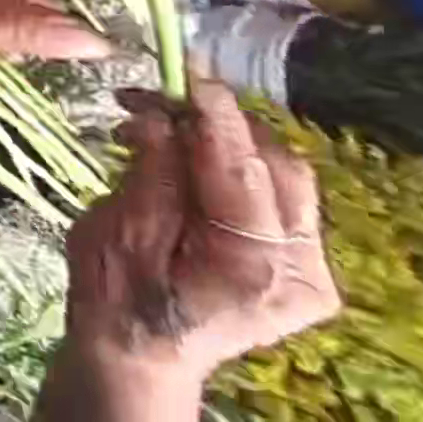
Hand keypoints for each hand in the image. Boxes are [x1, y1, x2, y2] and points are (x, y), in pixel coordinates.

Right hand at [63, 79, 341, 385]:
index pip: (244, 175)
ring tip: (151, 118)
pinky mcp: (291, 256)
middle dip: (218, 123)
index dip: (217, 121)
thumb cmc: (115, 293)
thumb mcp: (119, 230)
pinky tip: (173, 149)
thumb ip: (150, 175)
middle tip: (153, 95)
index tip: (188, 75)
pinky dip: (221, 159)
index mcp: (255, 268)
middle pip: (278, 170)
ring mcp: (306, 265)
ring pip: (278, 175)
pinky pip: (266, 190)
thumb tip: (157, 116)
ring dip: (217, 137)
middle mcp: (302, 267)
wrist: (135, 348)